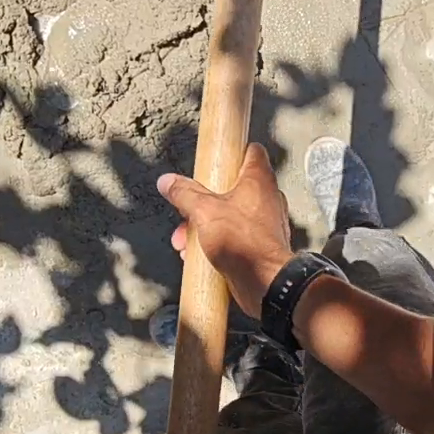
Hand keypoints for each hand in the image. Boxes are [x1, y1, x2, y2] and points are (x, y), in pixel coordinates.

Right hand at [156, 143, 293, 314]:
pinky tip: (196, 256)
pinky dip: (215, 243)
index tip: (213, 158)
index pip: (250, 151)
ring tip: (185, 241)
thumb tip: (168, 182)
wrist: (265, 283)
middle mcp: (266, 198)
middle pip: (230, 187)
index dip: (231, 151)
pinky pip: (234, 237)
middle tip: (187, 211)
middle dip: (203, 201)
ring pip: (229, 215)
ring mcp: (264, 223)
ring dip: (204, 226)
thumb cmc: (244, 243)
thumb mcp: (203, 212)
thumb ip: (184, 194)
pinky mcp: (259, 246)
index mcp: (257, 179)